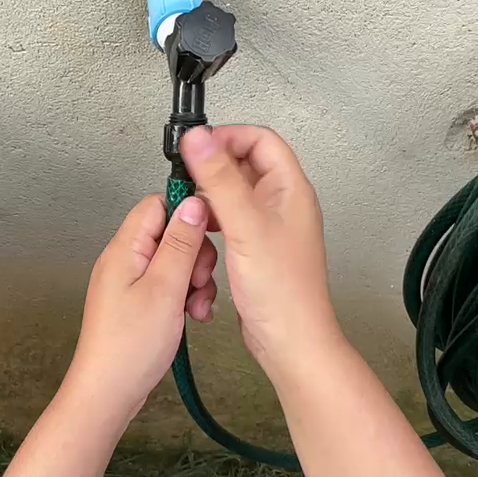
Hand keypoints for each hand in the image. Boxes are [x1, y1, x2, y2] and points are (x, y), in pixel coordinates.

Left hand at [64, 193, 216, 416]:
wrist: (108, 392)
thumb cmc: (131, 345)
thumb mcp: (165, 288)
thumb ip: (181, 243)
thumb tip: (194, 203)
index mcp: (125, 249)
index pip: (158, 205)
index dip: (188, 214)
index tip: (212, 234)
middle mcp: (124, 261)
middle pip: (171, 234)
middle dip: (196, 256)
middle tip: (198, 284)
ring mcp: (131, 283)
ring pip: (175, 262)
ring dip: (194, 281)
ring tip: (197, 308)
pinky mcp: (138, 304)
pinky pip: (169, 287)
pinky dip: (185, 298)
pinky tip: (194, 317)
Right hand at [179, 125, 341, 369]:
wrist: (290, 340)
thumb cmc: (281, 291)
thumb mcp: (244, 225)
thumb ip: (219, 178)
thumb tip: (198, 138)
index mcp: (290, 190)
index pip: (260, 140)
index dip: (228, 136)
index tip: (197, 148)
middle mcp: (283, 204)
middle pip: (246, 164)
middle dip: (214, 167)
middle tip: (187, 177)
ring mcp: (270, 227)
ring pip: (236, 194)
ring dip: (211, 195)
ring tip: (192, 207)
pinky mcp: (257, 249)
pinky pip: (232, 221)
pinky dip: (213, 220)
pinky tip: (200, 232)